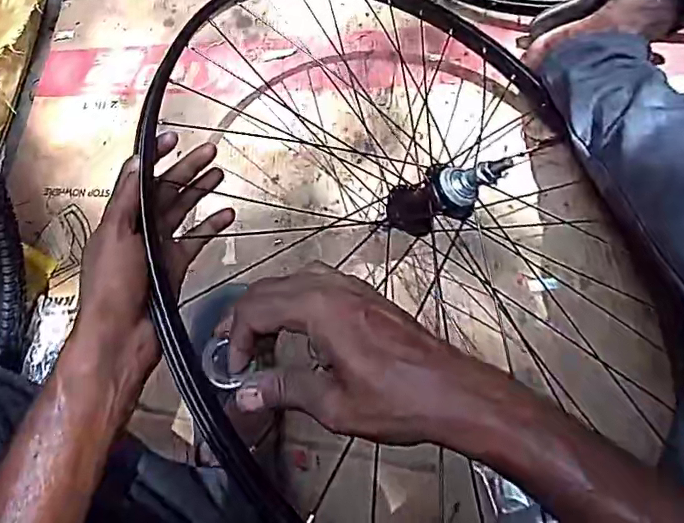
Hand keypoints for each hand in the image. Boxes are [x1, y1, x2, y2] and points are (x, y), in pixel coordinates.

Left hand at [71, 132, 233, 405]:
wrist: (119, 341)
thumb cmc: (110, 287)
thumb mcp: (115, 234)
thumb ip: (128, 196)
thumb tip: (138, 160)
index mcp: (121, 217)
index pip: (141, 177)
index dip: (156, 156)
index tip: (173, 137)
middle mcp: (139, 228)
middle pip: (167, 190)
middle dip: (187, 168)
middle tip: (210, 149)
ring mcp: (158, 248)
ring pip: (183, 211)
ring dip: (200, 191)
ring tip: (219, 173)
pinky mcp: (174, 267)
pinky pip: (195, 240)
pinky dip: (210, 227)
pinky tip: (227, 215)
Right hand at [220, 263, 491, 445]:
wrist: (451, 390)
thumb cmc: (399, 398)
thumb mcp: (334, 404)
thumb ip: (285, 389)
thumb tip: (246, 392)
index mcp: (318, 307)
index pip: (256, 308)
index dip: (237, 337)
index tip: (234, 366)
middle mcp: (329, 285)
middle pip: (268, 288)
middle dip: (244, 317)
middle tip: (232, 348)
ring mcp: (347, 284)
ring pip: (289, 280)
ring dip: (267, 305)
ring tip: (258, 338)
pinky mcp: (360, 292)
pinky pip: (312, 281)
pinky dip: (291, 299)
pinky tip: (294, 326)